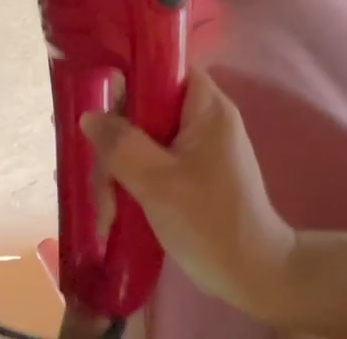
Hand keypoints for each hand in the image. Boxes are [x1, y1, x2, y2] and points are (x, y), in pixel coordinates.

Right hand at [78, 70, 297, 317]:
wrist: (257, 278)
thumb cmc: (210, 223)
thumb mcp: (158, 183)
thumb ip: (121, 145)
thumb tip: (89, 116)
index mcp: (206, 105)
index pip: (161, 68)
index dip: (127, 84)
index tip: (101, 116)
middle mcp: (206, 117)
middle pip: (146, 108)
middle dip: (116, 145)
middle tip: (100, 184)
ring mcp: (201, 146)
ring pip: (146, 139)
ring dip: (121, 170)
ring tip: (107, 213)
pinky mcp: (196, 172)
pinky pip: (156, 160)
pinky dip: (135, 180)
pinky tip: (118, 211)